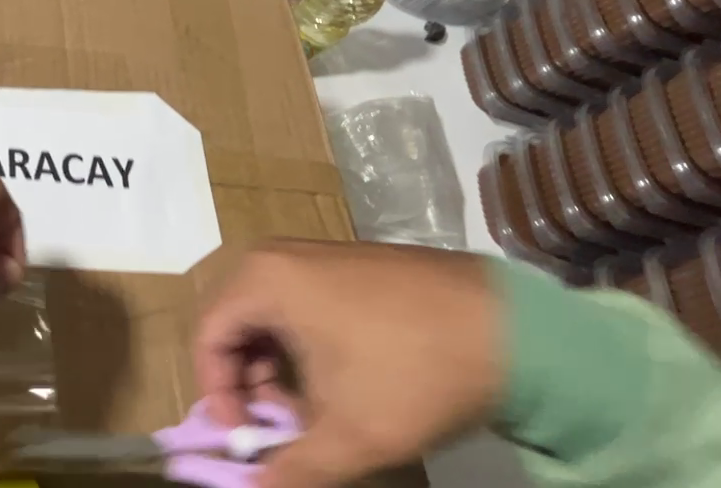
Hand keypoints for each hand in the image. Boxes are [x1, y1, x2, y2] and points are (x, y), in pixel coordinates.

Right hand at [193, 240, 502, 487]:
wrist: (513, 327)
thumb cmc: (413, 372)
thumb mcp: (353, 434)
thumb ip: (295, 468)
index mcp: (262, 280)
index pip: (207, 336)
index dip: (216, 394)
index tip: (244, 438)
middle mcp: (275, 256)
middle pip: (233, 322)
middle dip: (247, 383)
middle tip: (277, 427)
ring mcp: (311, 254)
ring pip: (265, 314)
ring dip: (274, 367)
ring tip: (311, 410)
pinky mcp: (342, 262)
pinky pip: (296, 302)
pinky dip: (300, 345)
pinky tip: (337, 379)